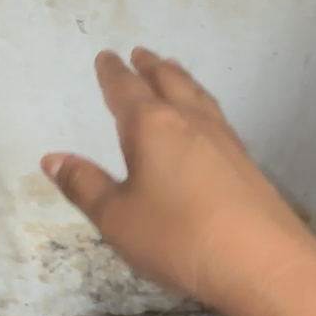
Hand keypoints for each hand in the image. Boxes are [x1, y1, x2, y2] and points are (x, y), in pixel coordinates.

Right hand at [42, 48, 315, 310]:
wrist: (262, 261)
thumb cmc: (177, 237)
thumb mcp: (117, 218)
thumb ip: (85, 185)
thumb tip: (53, 158)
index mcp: (151, 126)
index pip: (126, 89)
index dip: (112, 73)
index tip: (106, 57)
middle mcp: (189, 121)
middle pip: (168, 82)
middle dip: (150, 67)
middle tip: (141, 53)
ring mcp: (223, 138)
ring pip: (197, 95)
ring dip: (180, 79)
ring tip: (172, 71)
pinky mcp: (244, 161)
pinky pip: (215, 116)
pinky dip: (201, 103)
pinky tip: (205, 119)